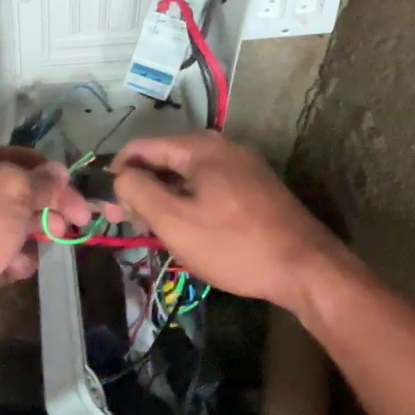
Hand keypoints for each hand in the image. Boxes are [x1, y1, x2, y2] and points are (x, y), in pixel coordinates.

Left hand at [0, 146, 89, 349]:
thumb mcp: (11, 190)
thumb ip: (40, 180)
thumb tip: (59, 172)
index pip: (14, 157)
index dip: (45, 169)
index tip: (72, 184)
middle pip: (19, 194)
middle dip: (49, 204)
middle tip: (75, 219)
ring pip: (16, 227)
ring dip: (37, 233)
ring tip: (51, 241)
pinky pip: (7, 258)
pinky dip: (17, 262)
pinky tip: (17, 269)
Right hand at [111, 132, 342, 310]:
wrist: (306, 268)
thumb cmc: (234, 245)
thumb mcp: (175, 221)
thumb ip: (139, 192)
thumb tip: (120, 177)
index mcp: (200, 147)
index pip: (142, 146)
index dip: (118, 172)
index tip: (107, 205)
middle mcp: (222, 146)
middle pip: (166, 159)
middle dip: (142, 188)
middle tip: (128, 223)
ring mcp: (243, 166)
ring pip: (188, 175)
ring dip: (166, 198)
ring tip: (155, 230)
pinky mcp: (256, 188)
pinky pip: (210, 187)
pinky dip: (191, 202)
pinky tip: (189, 230)